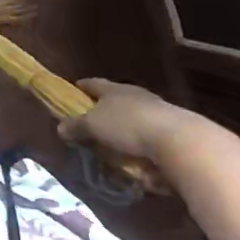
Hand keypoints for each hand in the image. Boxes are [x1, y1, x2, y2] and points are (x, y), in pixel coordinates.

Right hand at [57, 78, 204, 163]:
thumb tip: (60, 128)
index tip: (73, 90)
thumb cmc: (127, 126)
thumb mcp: (93, 127)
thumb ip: (76, 126)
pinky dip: (140, 142)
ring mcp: (156, 111)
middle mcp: (135, 95)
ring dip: (124, 127)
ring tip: (114, 143)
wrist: (179, 141)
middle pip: (115, 98)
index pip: (93, 83)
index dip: (82, 87)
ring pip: (133, 116)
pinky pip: (148, 134)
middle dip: (103, 108)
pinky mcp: (172, 130)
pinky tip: (136, 155)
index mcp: (114, 89)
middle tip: (92, 121)